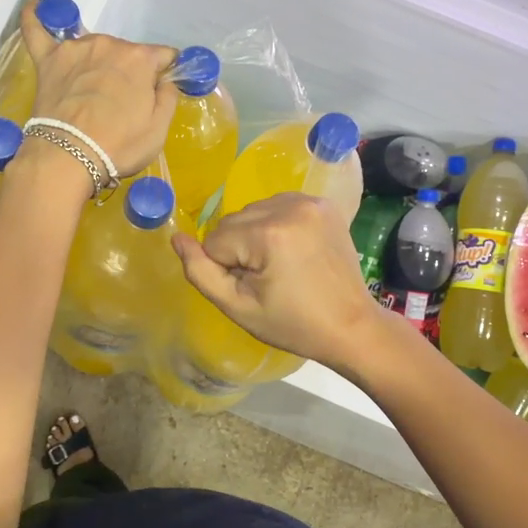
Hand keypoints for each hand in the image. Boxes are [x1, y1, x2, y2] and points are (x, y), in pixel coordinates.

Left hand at [24, 2, 177, 176]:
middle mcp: (109, 44)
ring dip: (98, 63)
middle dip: (128, 73)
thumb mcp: (158, 130)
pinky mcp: (47, 61)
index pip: (164, 56)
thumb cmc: (118, 146)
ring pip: (95, 48)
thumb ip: (168, 97)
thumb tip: (166, 79)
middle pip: (127, 53)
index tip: (159, 92)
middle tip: (120, 106)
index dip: (165, 74)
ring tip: (91, 91)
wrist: (68, 157)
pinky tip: (34, 7)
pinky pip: (37, 32)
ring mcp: (75, 49)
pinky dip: (34, 19)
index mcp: (140, 59)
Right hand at [172, 193, 399, 371]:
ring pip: (253, 211)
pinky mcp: (323, 203)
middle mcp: (289, 207)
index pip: (215, 240)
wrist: (351, 325)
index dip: (225, 268)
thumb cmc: (293, 324)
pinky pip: (278, 205)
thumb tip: (176, 238)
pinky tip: (292, 249)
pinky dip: (276, 224)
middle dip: (239, 249)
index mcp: (269, 233)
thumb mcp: (238, 307)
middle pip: (233, 222)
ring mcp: (310, 202)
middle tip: (267, 280)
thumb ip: (200, 272)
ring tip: (280, 265)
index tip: (253, 290)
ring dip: (256, 235)